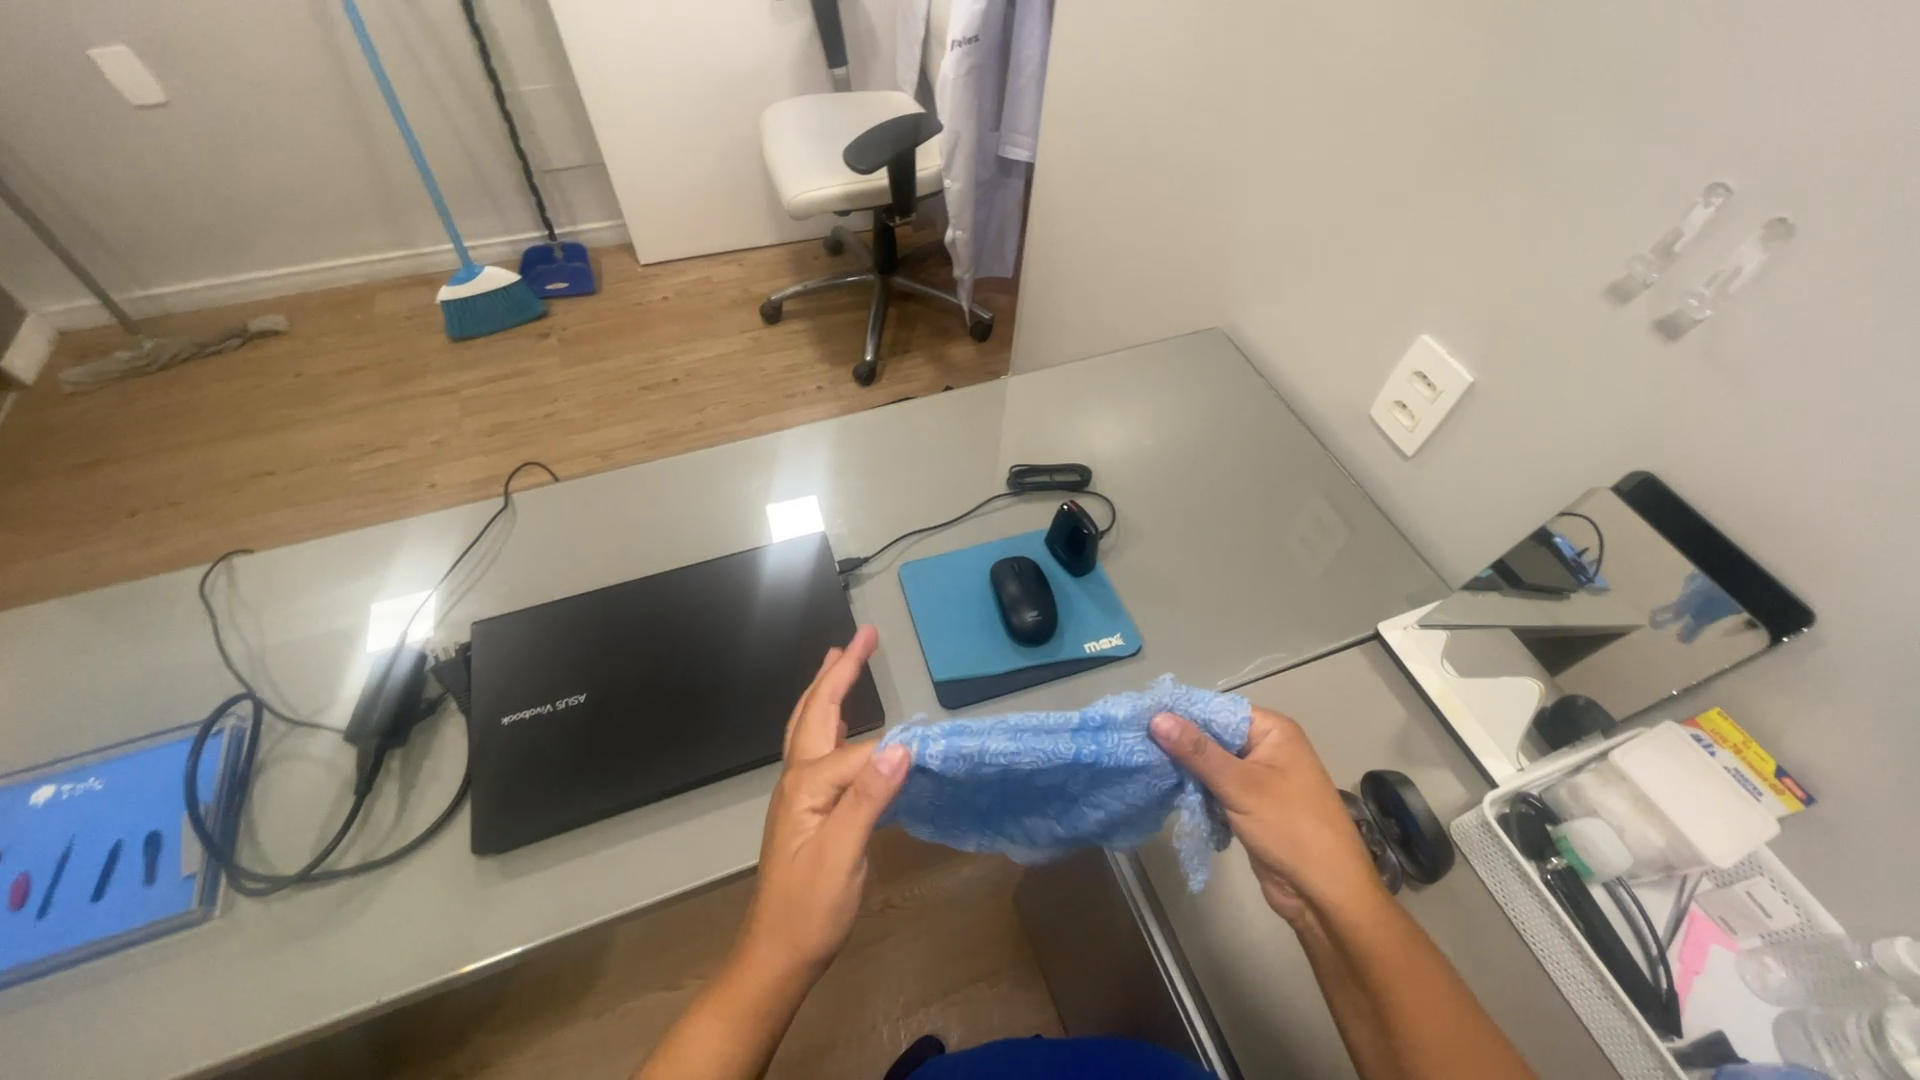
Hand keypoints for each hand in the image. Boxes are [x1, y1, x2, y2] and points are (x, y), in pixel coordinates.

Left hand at [738, 625, 909, 979]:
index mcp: (806, 785)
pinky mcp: (807, 807)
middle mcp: (798, 778)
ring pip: (813, 725)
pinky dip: (832, 720)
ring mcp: (799, 792)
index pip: (860, 752)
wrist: (777, 952)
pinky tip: (844, 724)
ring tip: (842, 658)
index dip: (895, 747)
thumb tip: (903, 745)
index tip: (932, 743)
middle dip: (840, 670)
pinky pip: (820, 748)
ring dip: (829, 688)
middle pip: (818, 711)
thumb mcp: (843, 856)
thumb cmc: (810, 909)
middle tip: (863, 635)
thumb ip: (868, 799)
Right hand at [1151, 706, 1383, 918]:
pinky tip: (1168, 794)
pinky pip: (1215, 789)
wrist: (1325, 893)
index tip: (1140, 718)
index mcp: (1272, 731)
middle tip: (1136, 747)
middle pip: (1212, 736)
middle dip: (1179, 745)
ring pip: (1211, 765)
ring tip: (1145, 769)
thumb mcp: (1240, 786)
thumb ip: (1197, 751)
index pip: (1217, 710)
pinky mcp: (1250, 805)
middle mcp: (1266, 748)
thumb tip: (1156, 717)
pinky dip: (1196, 792)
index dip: (1181, 714)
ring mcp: (1258, 778)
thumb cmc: (1290, 828)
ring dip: (1185, 771)